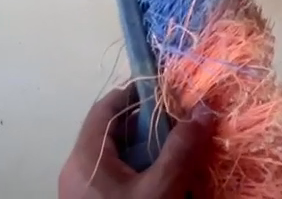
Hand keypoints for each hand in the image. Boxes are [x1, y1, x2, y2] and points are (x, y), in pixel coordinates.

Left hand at [57, 86, 212, 198]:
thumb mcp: (160, 190)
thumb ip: (182, 148)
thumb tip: (204, 109)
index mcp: (84, 157)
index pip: (108, 106)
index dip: (140, 93)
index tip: (171, 94)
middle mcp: (77, 170)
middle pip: (115, 131)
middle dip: (151, 125)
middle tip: (182, 126)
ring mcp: (82, 194)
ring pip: (118, 157)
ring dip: (149, 151)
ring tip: (180, 155)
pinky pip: (116, 180)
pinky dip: (141, 174)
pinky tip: (166, 184)